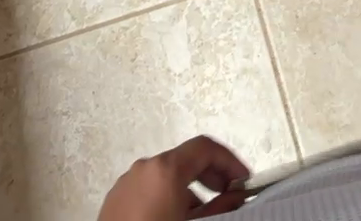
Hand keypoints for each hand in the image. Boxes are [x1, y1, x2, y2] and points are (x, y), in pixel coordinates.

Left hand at [98, 136, 250, 220]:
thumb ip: (220, 208)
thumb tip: (237, 196)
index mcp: (165, 168)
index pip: (205, 147)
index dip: (229, 160)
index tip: (244, 181)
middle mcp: (145, 166)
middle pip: (185, 159)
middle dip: (212, 174)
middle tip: (230, 195)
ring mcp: (127, 180)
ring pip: (167, 175)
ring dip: (190, 188)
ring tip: (204, 215)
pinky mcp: (116, 198)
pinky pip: (149, 187)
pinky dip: (168, 196)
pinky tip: (175, 219)